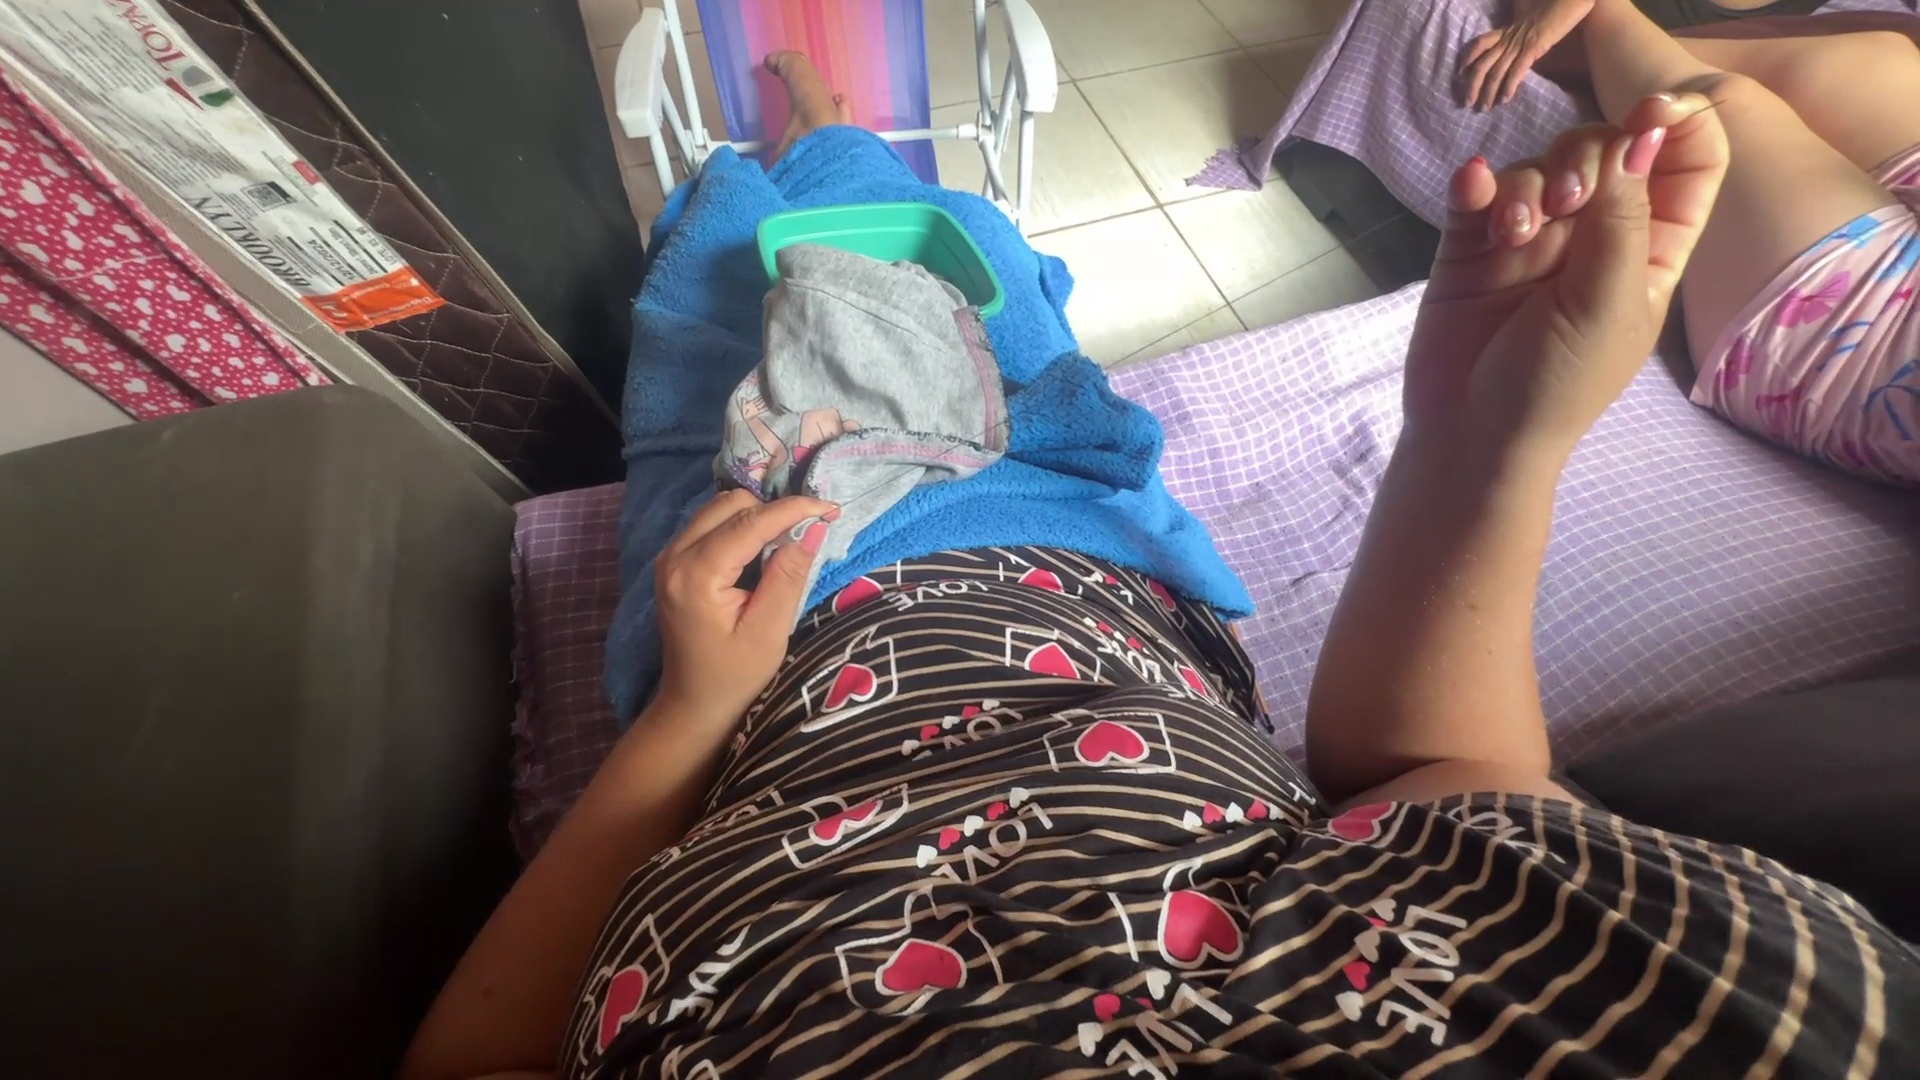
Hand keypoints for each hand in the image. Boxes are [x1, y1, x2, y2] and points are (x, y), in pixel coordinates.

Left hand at [651, 490, 838, 725]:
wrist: (693, 702)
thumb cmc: (735, 674)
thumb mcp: (770, 630)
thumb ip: (788, 576)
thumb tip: (813, 529)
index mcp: (696, 575)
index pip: (751, 522)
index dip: (794, 509)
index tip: (831, 508)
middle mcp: (675, 556)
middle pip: (732, 504)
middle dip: (774, 511)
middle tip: (808, 532)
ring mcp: (670, 556)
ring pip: (720, 507)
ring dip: (758, 516)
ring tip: (787, 541)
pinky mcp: (674, 560)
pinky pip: (711, 522)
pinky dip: (742, 525)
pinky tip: (762, 549)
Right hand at [1404, 92, 1728, 453]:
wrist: (1469, 431)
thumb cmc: (1555, 383)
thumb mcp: (1607, 303)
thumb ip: (1623, 220)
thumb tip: (1640, 131)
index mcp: (1649, 247)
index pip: (1686, 159)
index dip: (1676, 124)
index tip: (1648, 116)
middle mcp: (1589, 235)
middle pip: (1603, 151)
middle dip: (1586, 158)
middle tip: (1566, 201)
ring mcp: (1525, 242)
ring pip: (1535, 169)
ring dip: (1526, 184)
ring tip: (1510, 231)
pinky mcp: (1468, 253)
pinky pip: (1474, 199)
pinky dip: (1474, 184)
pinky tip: (1470, 185)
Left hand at [1460, 0, 1593, 109]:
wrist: (1572, 0)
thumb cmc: (1552, 15)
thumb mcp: (1527, 28)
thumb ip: (1515, 42)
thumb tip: (1509, 62)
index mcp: (1505, 32)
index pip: (1479, 44)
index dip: (1466, 59)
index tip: (1460, 74)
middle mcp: (1507, 40)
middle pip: (1481, 66)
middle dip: (1472, 87)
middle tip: (1467, 104)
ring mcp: (1519, 44)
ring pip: (1495, 73)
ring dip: (1488, 93)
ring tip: (1484, 108)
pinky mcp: (1533, 48)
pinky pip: (1516, 71)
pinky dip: (1509, 87)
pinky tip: (1505, 99)